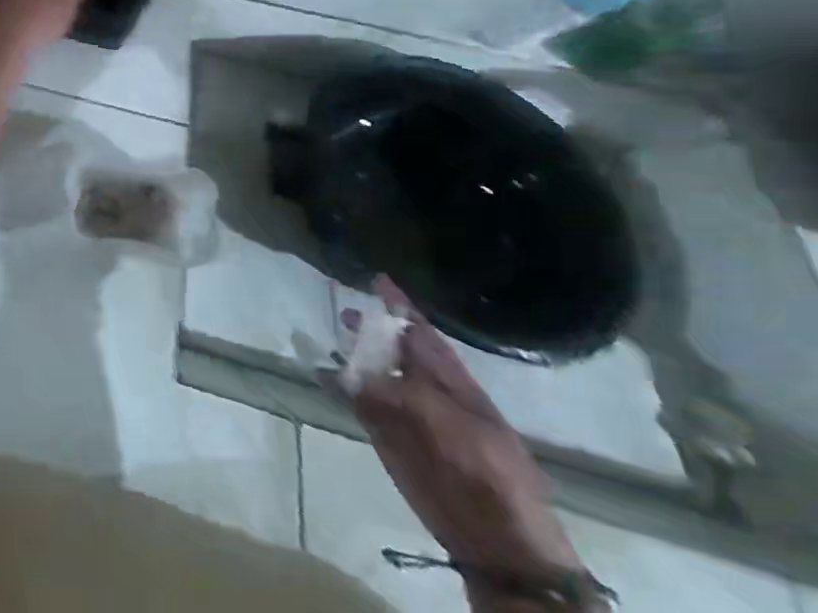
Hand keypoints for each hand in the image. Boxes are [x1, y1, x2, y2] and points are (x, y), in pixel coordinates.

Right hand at [341, 279, 583, 599]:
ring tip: (324, 338)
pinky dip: (339, 389)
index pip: (421, 332)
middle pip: (392, 351)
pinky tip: (321, 376)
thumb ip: (405, 397)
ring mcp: (404, 415)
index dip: (400, 306)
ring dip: (350, 358)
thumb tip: (355, 375)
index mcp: (451, 381)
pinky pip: (359, 405)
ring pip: (371, 376)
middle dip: (370, 331)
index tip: (377, 279)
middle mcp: (425, 390)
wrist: (496, 537)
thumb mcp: (456, 428)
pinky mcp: (388, 438)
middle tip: (344, 312)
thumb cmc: (489, 474)